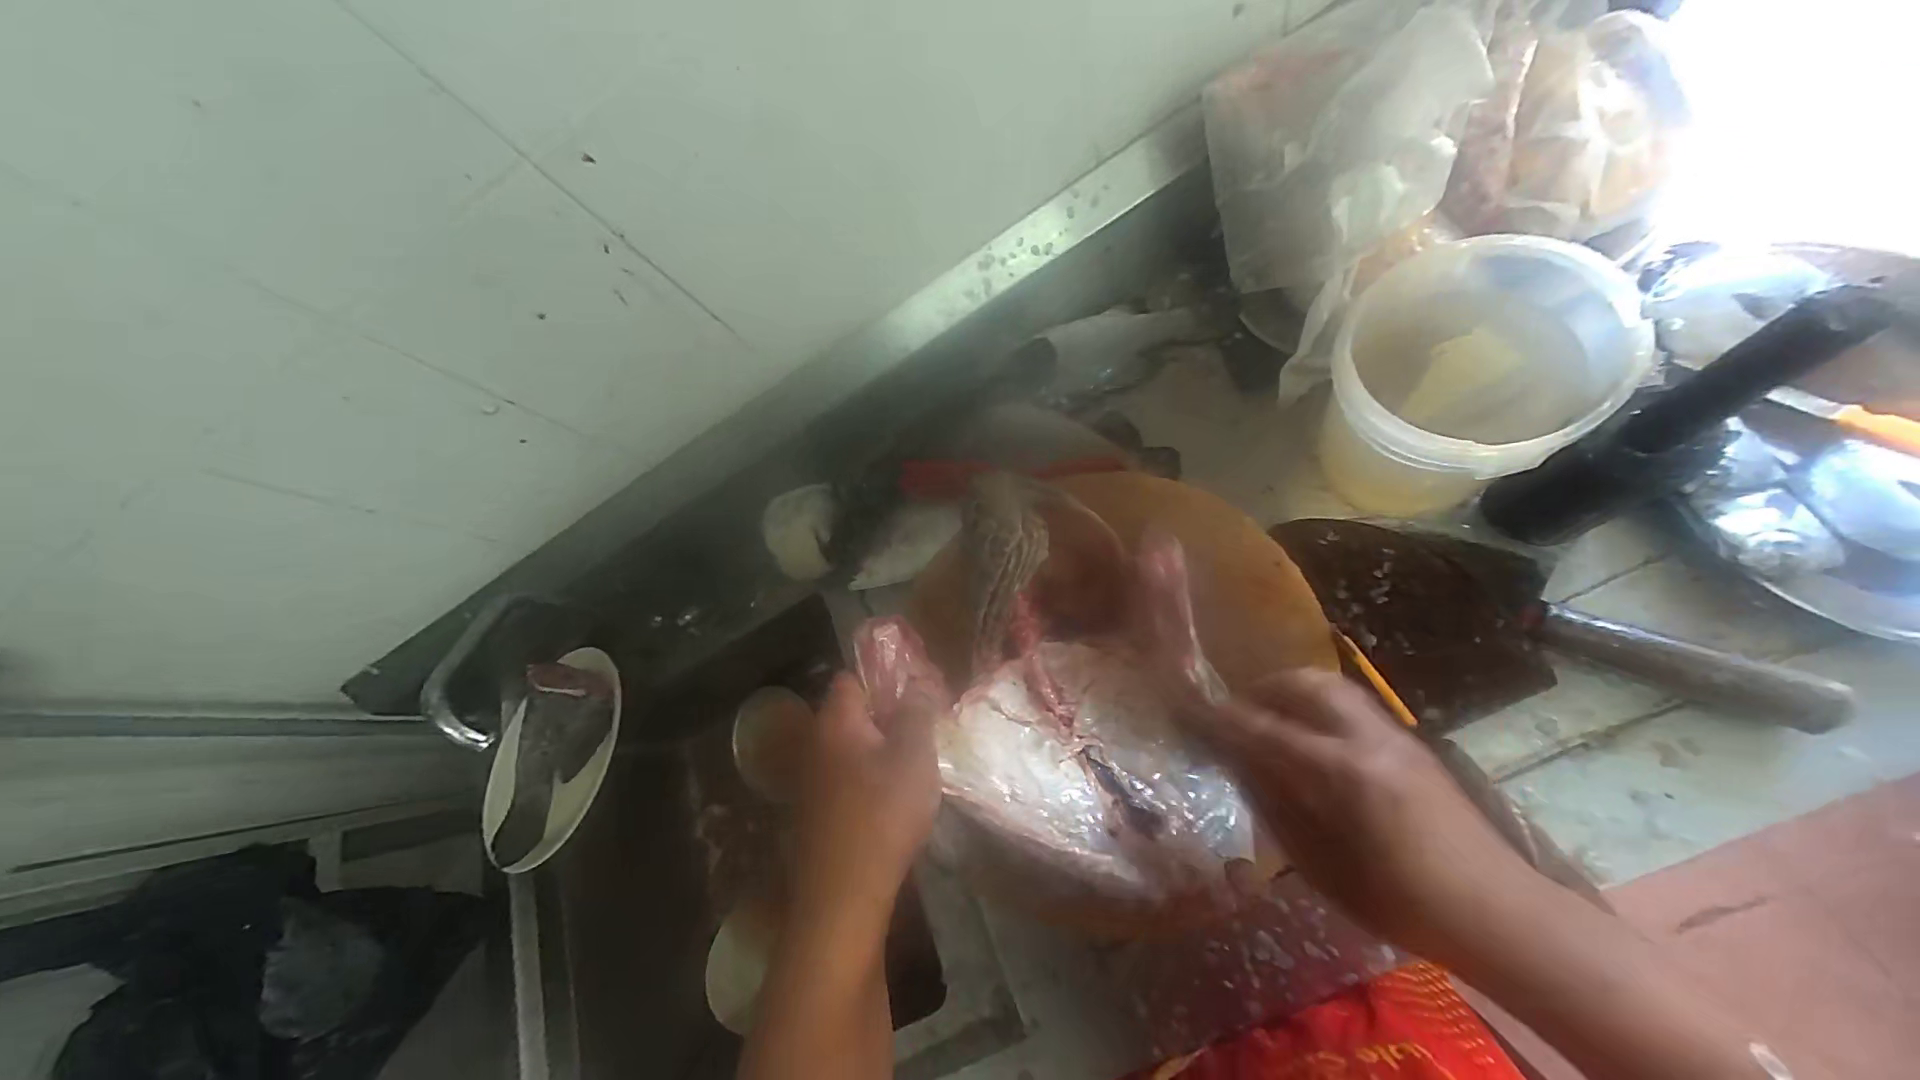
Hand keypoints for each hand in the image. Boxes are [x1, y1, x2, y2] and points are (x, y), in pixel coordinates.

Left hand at [791, 673, 941, 919]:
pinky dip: (869, 778)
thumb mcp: (913, 755)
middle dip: (887, 716)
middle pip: (851, 714)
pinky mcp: (816, 811)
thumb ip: (916, 712)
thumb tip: (914, 684)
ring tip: (915, 764)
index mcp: (836, 721)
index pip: (852, 679)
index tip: (917, 692)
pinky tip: (893, 798)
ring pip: (851, 748)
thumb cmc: (882, 813)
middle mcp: (815, 743)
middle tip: (923, 729)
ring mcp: (811, 780)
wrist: (842, 894)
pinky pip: (846, 777)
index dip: (884, 679)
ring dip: (880, 749)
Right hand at [1182, 669, 1537, 959]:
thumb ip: (1275, 805)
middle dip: (1259, 689)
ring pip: (1330, 685)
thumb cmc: (1398, 902)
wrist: (1497, 912)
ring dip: (1290, 691)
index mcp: (1340, 774)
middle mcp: (1367, 740)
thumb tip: (1240, 764)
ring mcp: (1394, 735)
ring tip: (1269, 716)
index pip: (1262, 729)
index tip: (1187, 709)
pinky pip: (1350, 703)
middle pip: (1302, 684)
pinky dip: (1317, 704)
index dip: (1219, 718)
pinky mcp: (1410, 742)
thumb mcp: (1320, 865)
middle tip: (1234, 710)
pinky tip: (1309, 735)